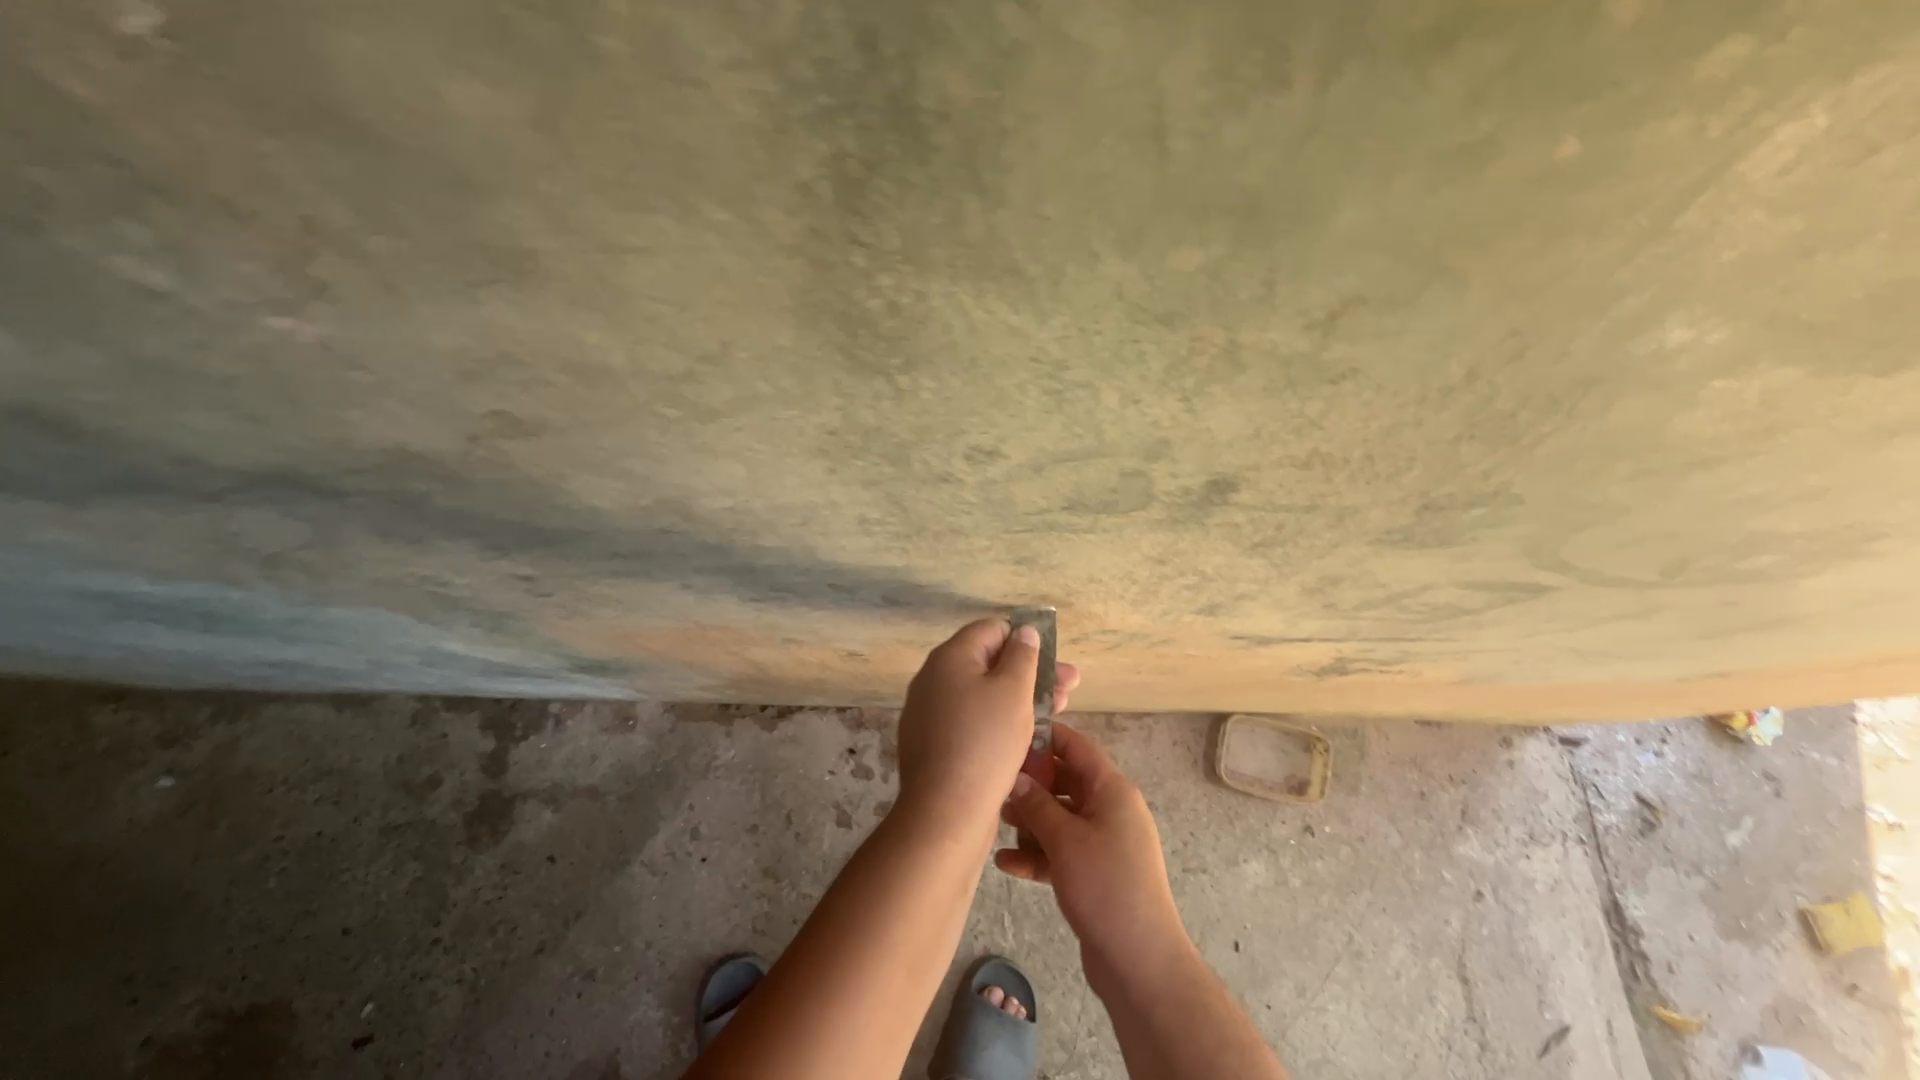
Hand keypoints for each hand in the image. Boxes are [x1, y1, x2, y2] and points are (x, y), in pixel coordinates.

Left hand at [896, 619, 1081, 828]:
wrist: (946, 812)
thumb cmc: (985, 743)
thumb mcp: (1013, 691)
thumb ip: (1022, 656)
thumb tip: (1023, 631)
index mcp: (949, 658)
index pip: (991, 629)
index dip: (1024, 638)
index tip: (1053, 659)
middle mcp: (933, 680)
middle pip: (988, 663)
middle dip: (1031, 672)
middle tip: (1070, 686)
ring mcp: (930, 714)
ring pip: (983, 695)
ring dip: (1021, 698)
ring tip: (1058, 710)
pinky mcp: (934, 745)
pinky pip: (972, 722)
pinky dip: (999, 722)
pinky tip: (1028, 736)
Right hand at [997, 723, 1187, 992]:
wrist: (1139, 958)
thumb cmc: (1104, 885)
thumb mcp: (1065, 839)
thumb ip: (1037, 804)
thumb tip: (1016, 778)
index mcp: (1112, 790)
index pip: (1076, 746)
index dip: (1044, 737)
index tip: (1007, 738)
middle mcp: (1110, 809)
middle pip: (1065, 782)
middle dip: (1030, 786)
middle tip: (992, 790)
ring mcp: (1103, 843)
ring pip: (1059, 819)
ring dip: (1029, 822)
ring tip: (994, 826)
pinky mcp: (1094, 873)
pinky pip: (1060, 852)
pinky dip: (1036, 854)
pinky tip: (1005, 863)